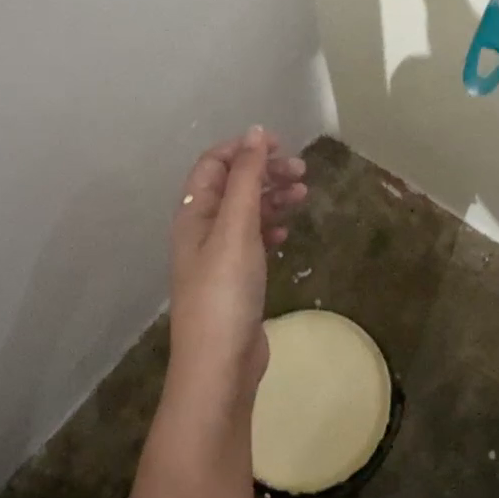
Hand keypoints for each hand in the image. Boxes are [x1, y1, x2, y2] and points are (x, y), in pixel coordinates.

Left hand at [166, 127, 307, 404]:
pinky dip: (271, 228)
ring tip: (304, 195)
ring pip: (246, 213)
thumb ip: (246, 178)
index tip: (281, 146)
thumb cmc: (225, 291)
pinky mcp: (236, 280)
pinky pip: (254, 240)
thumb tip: (255, 132)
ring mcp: (218, 257)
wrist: (219, 365)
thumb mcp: (236, 227)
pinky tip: (287, 232)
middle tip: (302, 172)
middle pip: (233, 186)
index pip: (214, 164)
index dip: (244, 149)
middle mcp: (202, 230)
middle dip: (265, 172)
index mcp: (194, 213)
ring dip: (273, 198)